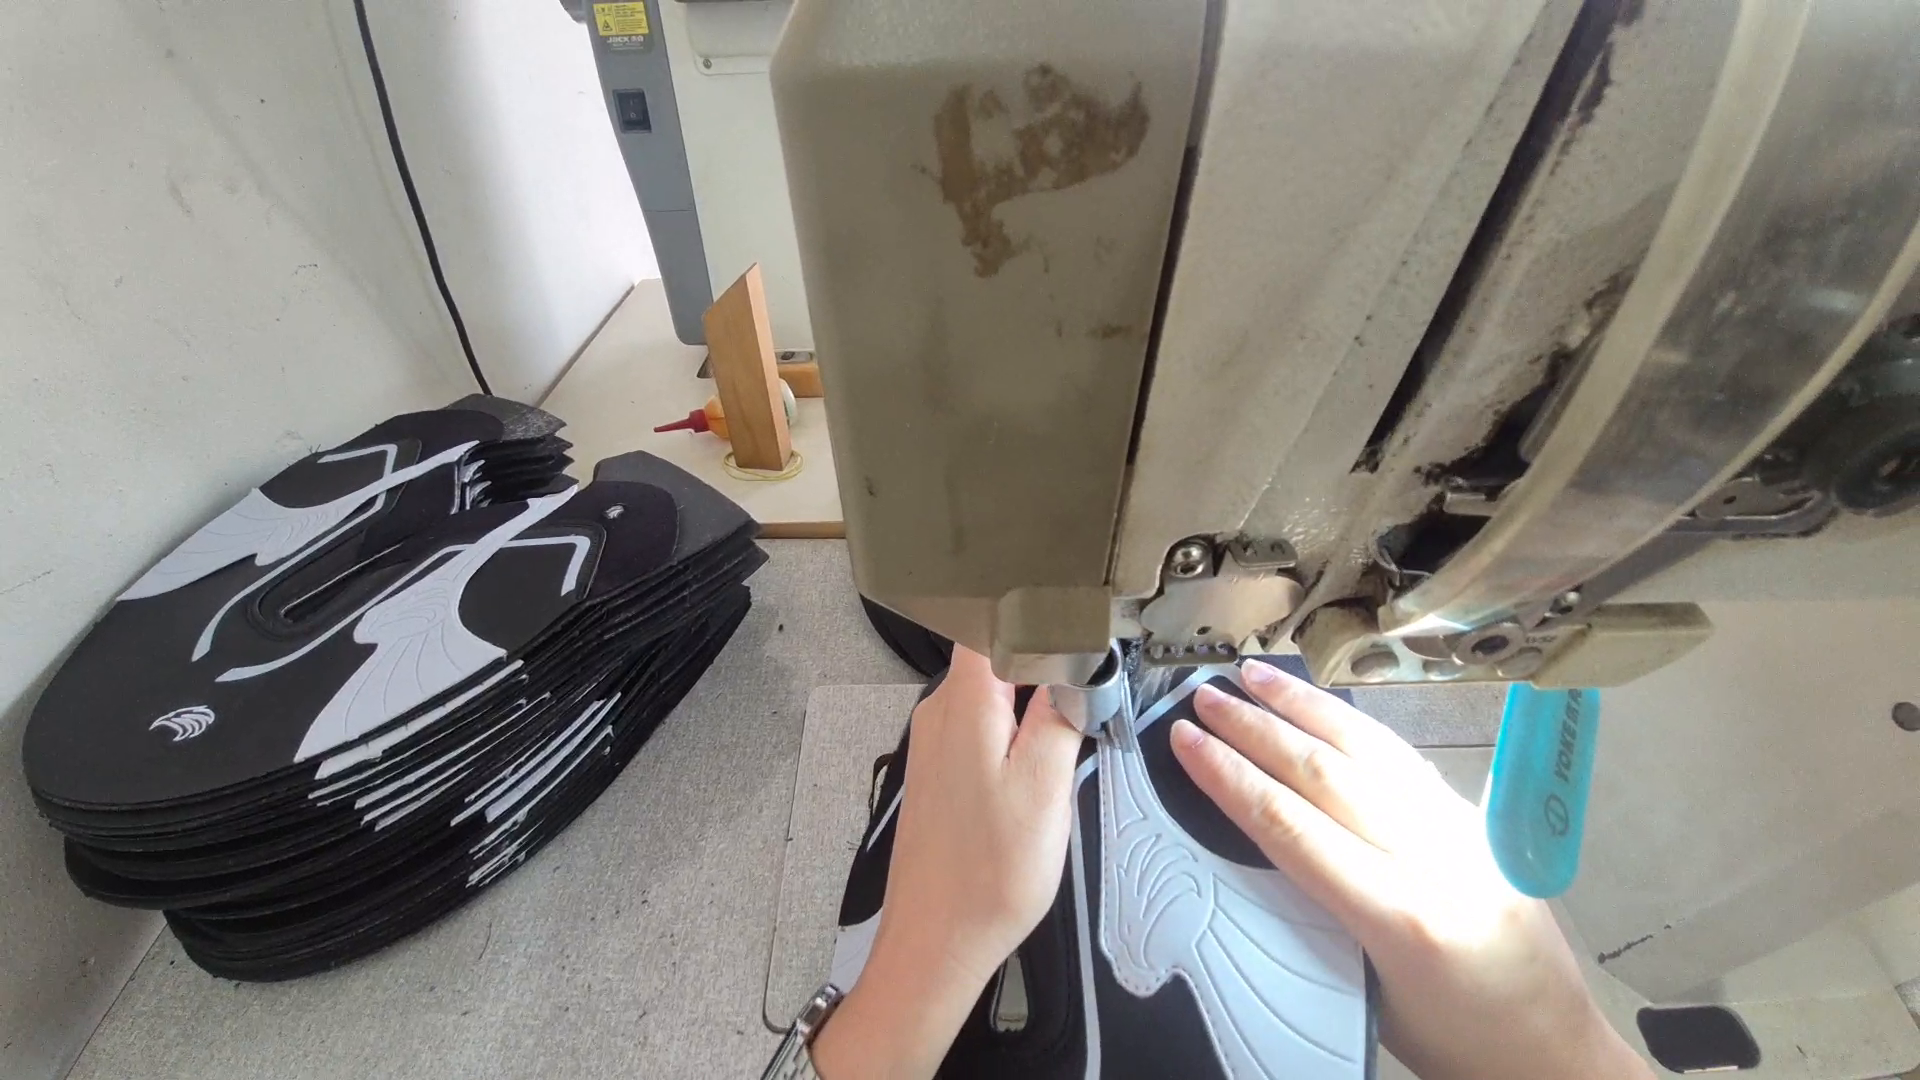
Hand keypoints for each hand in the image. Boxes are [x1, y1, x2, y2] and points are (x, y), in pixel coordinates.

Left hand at [812, 646, 1082, 1079]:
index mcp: (962, 703)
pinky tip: (1035, 749)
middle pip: (991, 654)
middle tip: (1087, 664)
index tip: (1073, 609)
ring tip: (1069, 705)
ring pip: (986, 691)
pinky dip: (1009, 724)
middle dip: (1039, 655)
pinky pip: (976, 724)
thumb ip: (1059, 712)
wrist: (937, 941)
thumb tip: (1073, 660)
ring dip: (1026, 693)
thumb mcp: (1045, 785)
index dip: (1031, 610)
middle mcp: (938, 711)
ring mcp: (933, 741)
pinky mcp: (938, 770)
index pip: (990, 623)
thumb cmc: (992, 869)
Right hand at [1170, 659, 1652, 1079]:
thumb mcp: (1359, 987)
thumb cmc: (1448, 1039)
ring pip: (1368, 748)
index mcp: (1401, 917)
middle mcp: (1436, 861)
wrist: (1557, 1054)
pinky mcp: (1477, 821)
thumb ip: (1311, 906)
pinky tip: (1321, 706)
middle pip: (1324, 773)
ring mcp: (1464, 832)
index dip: (1228, 775)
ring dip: (1302, 706)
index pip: (1289, 825)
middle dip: (1253, 728)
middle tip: (1205, 695)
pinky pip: (1404, 757)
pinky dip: (1352, 724)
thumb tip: (1255, 832)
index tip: (1185, 739)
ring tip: (1254, 675)